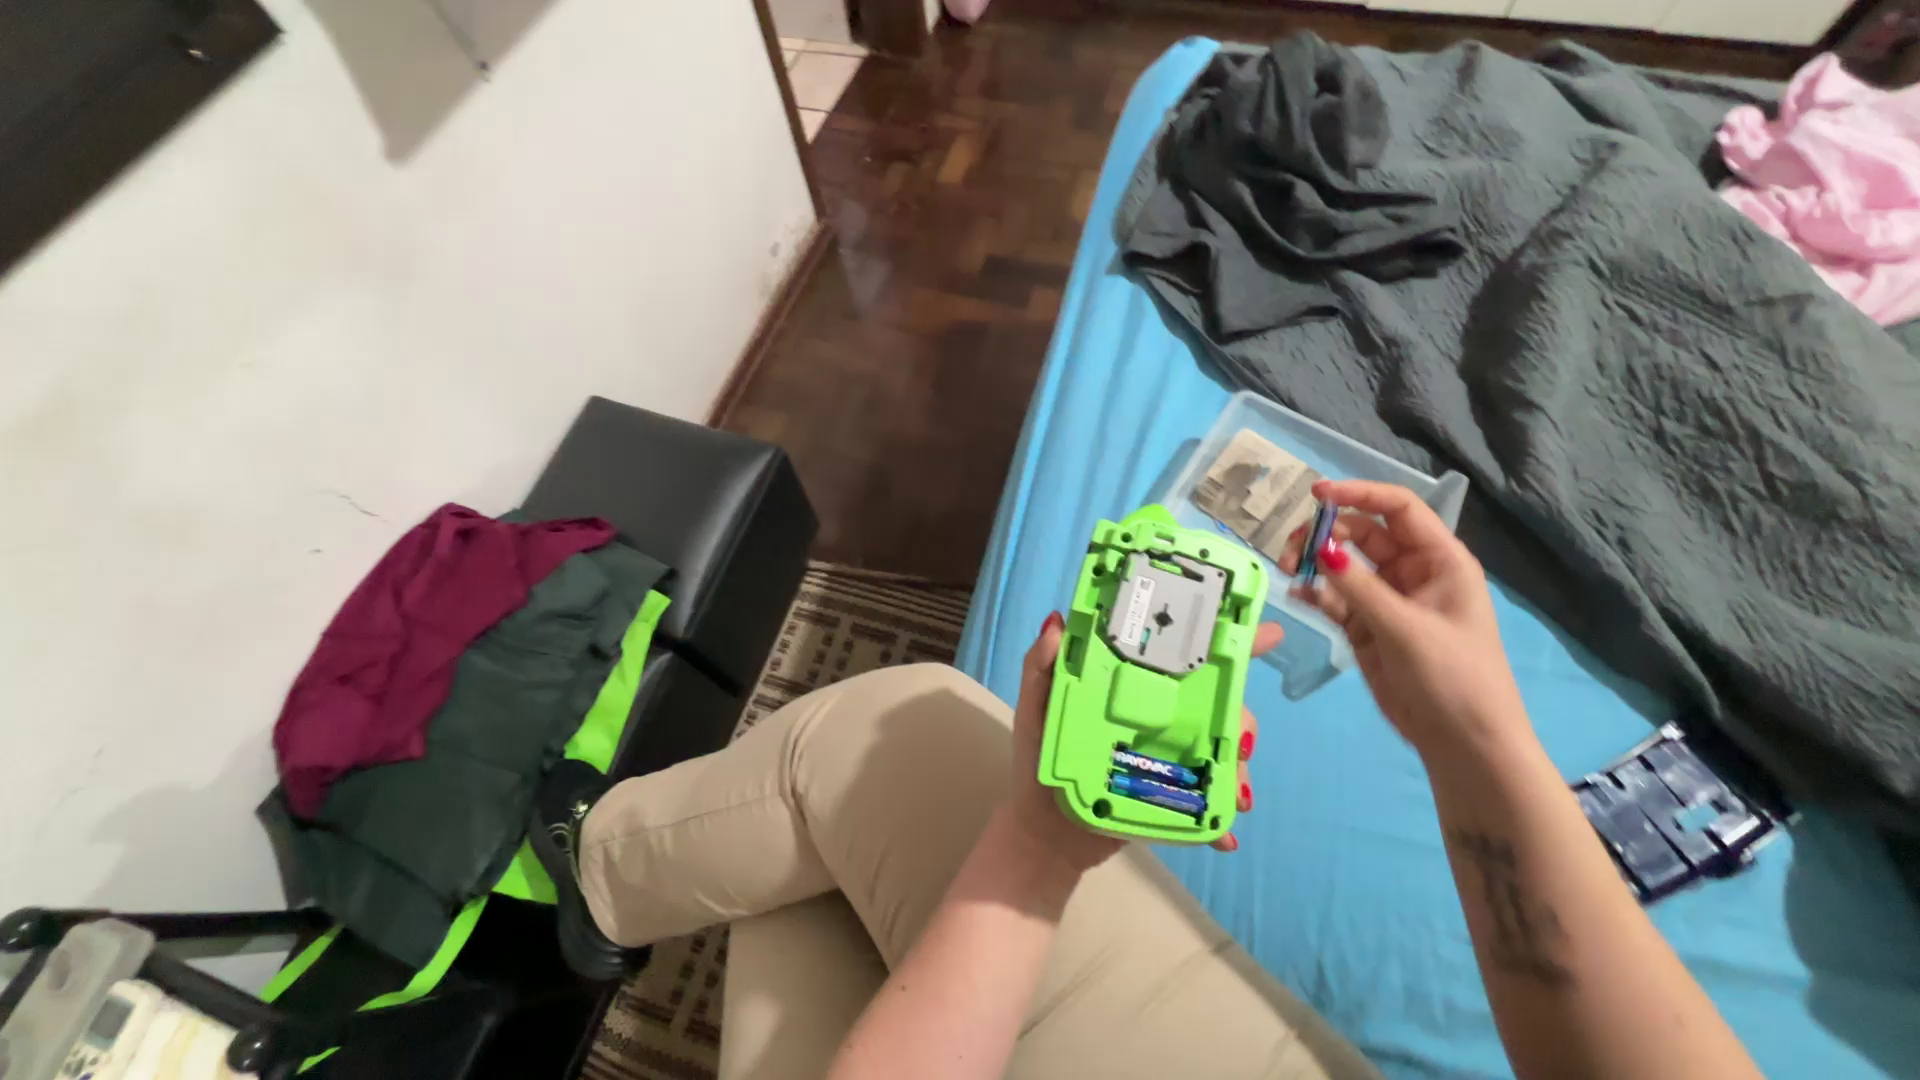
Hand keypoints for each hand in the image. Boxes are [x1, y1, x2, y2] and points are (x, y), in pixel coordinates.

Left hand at [1005, 612, 1282, 873]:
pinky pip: (1208, 800)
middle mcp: (1158, 715)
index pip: (1177, 655)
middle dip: (1239, 716)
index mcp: (1131, 687)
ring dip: (1236, 768)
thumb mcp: (1035, 710)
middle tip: (1241, 740)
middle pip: (1215, 702)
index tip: (1264, 632)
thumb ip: (1040, 667)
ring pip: (1221, 749)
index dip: (1221, 639)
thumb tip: (1056, 621)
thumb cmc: (1038, 760)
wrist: (1045, 833)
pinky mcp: (1172, 794)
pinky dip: (1219, 819)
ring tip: (1234, 793)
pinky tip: (1221, 835)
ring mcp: (1169, 755)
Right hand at [1281, 480, 1532, 758]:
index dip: (1359, 494)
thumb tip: (1320, 548)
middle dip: (1325, 533)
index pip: (1397, 509)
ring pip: (1342, 564)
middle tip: (1291, 548)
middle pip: (1362, 533)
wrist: (1463, 742)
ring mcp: (1386, 599)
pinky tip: (1296, 594)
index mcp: (1439, 560)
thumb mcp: (1406, 628)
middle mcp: (1411, 572)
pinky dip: (1314, 592)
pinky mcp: (1365, 627)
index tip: (1316, 495)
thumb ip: (1359, 587)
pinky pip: (1334, 598)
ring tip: (1288, 571)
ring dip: (1314, 562)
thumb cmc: (1453, 677)